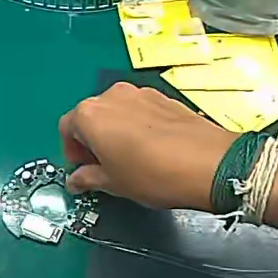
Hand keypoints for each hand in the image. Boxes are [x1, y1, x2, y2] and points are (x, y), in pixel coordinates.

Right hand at [59, 82, 234, 210]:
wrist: (210, 163)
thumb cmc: (152, 174)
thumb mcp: (113, 183)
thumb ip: (88, 178)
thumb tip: (76, 180)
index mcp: (89, 114)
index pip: (66, 128)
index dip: (71, 150)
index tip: (83, 168)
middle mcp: (110, 96)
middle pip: (90, 115)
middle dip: (92, 138)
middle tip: (104, 164)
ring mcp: (139, 93)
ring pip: (116, 111)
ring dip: (114, 130)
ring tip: (129, 156)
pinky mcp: (164, 97)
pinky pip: (139, 110)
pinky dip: (137, 125)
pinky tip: (151, 148)